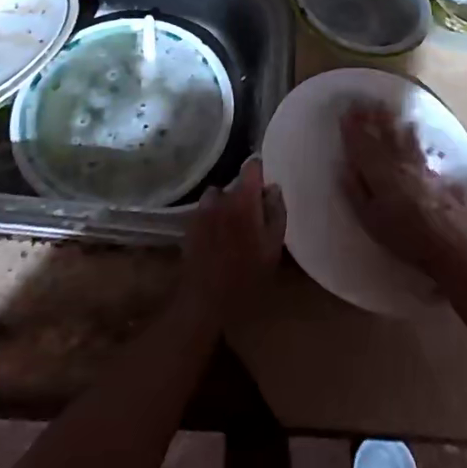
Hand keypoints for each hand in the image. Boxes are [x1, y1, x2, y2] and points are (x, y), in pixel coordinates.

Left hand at [180, 157, 285, 326]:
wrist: (205, 301)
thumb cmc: (247, 276)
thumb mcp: (273, 247)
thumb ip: (276, 212)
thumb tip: (273, 188)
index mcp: (243, 200)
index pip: (252, 166)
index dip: (260, 171)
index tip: (267, 186)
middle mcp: (220, 197)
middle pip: (236, 183)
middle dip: (246, 194)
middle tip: (256, 216)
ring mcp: (202, 210)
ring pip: (220, 197)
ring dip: (228, 205)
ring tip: (236, 227)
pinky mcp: (190, 224)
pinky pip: (207, 210)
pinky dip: (215, 217)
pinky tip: (220, 238)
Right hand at [341, 102, 464, 270]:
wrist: (440, 243)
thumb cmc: (399, 234)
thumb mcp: (367, 217)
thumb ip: (354, 189)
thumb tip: (343, 165)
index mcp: (378, 171)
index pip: (361, 144)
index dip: (352, 128)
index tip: (344, 114)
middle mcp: (396, 161)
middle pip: (382, 132)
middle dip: (371, 116)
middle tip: (361, 103)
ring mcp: (415, 164)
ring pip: (401, 134)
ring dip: (391, 119)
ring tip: (385, 107)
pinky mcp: (429, 171)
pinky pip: (417, 144)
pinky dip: (411, 133)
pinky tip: (411, 127)